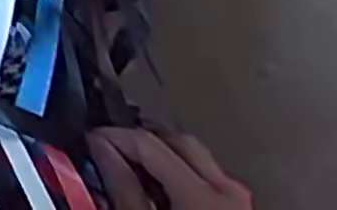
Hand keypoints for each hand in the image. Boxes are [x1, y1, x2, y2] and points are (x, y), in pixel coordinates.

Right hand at [89, 128, 250, 209]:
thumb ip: (121, 184)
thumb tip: (100, 145)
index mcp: (202, 196)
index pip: (145, 140)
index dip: (111, 134)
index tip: (90, 140)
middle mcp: (231, 194)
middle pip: (177, 140)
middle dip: (140, 139)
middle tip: (113, 150)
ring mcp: (246, 206)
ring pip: (198, 159)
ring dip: (164, 156)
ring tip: (140, 172)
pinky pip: (214, 181)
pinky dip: (186, 176)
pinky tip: (167, 193)